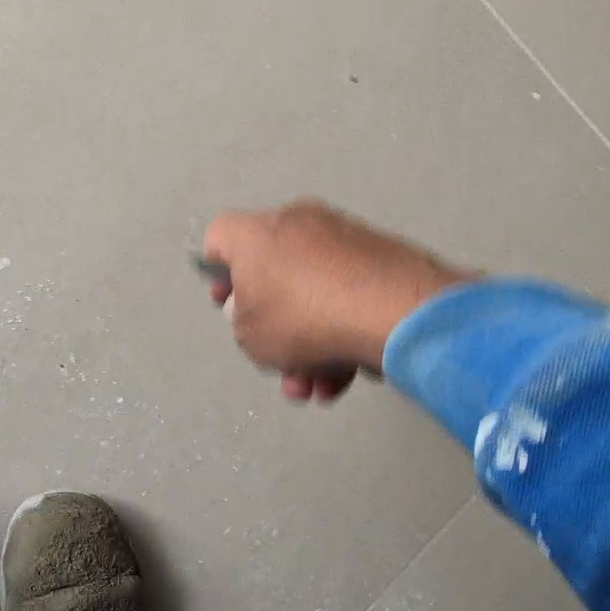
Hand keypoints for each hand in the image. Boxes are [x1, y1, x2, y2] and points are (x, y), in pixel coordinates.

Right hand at [202, 199, 472, 402]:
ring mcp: (345, 237)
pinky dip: (341, 335)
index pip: (220, 237)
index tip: (228, 303)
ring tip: (315, 387)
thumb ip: (241, 320)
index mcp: (256, 233)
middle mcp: (299, 223)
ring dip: (309, 346)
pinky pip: (347, 298)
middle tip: (275, 357)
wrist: (392, 310)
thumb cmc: (302, 318)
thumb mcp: (248, 335)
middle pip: (272, 273)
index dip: (217, 271)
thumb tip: (255, 307)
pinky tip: (343, 377)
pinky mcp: (382, 256)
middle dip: (273, 324)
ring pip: (313, 295)